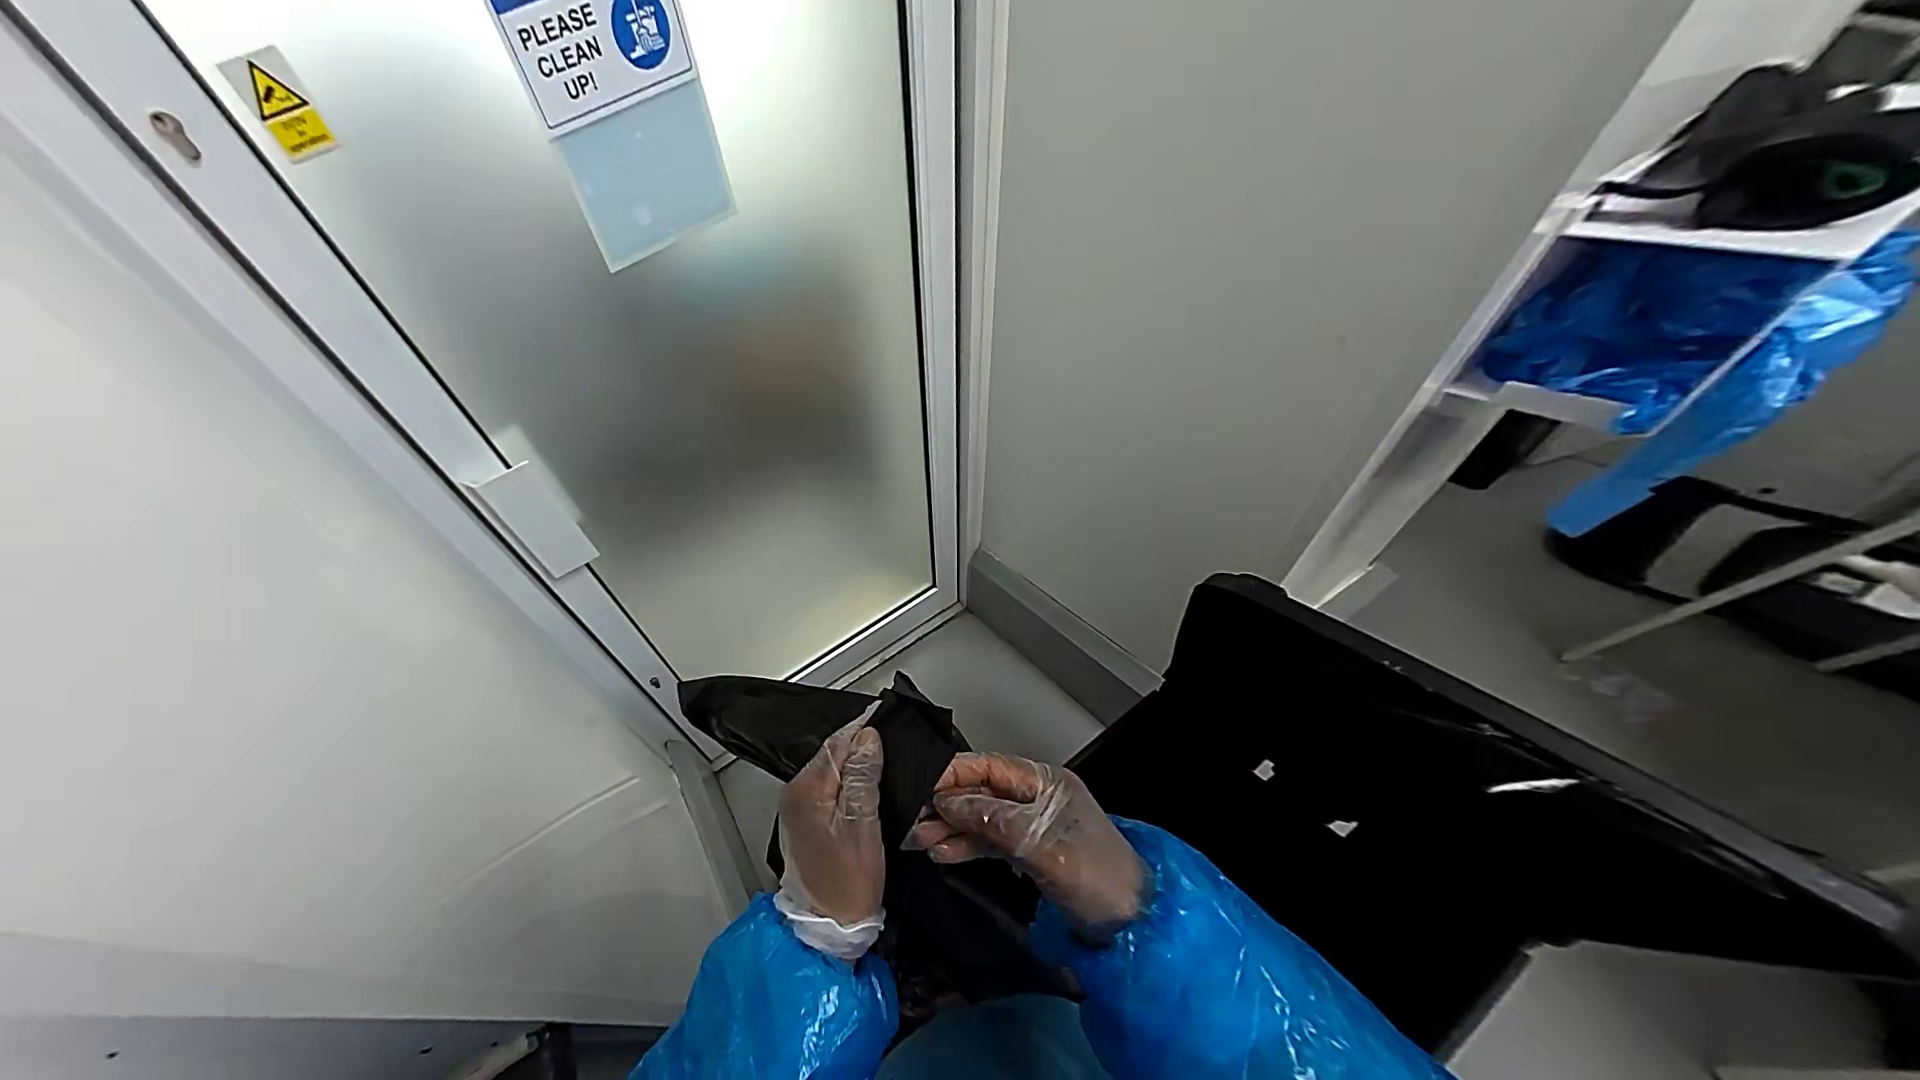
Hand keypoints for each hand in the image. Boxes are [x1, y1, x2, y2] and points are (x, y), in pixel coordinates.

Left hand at [778, 709, 884, 928]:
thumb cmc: (847, 881)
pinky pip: (833, 786)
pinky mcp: (808, 821)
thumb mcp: (862, 824)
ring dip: (859, 760)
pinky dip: (852, 779)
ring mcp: (800, 807)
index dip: (867, 726)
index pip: (840, 741)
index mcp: (808, 788)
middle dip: (863, 741)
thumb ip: (863, 776)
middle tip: (896, 732)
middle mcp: (797, 792)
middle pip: (835, 752)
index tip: (890, 713)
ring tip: (889, 753)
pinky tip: (872, 782)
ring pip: (834, 768)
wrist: (827, 928)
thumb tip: (868, 737)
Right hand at [908, 752, 1146, 932]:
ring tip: (919, 840)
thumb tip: (948, 801)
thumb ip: (993, 820)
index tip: (920, 784)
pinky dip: (966, 846)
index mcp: (1045, 782)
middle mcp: (1036, 796)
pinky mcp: (1029, 848)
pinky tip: (943, 852)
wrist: (1131, 924)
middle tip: (912, 820)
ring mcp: (1032, 823)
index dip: (954, 773)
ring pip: (982, 817)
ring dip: (951, 827)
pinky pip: (990, 840)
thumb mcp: (1041, 845)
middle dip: (946, 804)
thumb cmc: (1099, 878)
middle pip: (982, 791)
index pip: (990, 766)